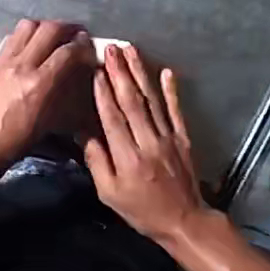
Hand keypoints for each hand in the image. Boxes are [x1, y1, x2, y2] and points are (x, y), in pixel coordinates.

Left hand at [0, 18, 91, 169]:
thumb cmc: (17, 140)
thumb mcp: (49, 120)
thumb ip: (63, 92)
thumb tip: (75, 74)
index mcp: (39, 84)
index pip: (67, 52)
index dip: (82, 47)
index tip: (88, 48)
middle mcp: (21, 66)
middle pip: (49, 29)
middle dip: (68, 28)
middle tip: (76, 33)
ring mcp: (4, 61)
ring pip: (27, 26)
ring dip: (45, 27)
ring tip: (52, 35)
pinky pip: (11, 39)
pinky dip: (25, 36)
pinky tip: (30, 46)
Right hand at [84, 44, 212, 245]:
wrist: (184, 221)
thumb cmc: (141, 210)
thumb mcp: (109, 194)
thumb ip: (97, 162)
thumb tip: (85, 134)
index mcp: (127, 157)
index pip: (112, 117)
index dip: (103, 92)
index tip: (95, 70)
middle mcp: (148, 142)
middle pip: (132, 102)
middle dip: (120, 73)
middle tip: (111, 49)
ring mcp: (168, 138)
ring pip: (152, 100)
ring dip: (141, 73)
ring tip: (131, 51)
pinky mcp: (183, 138)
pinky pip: (176, 110)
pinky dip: (171, 90)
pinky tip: (166, 71)